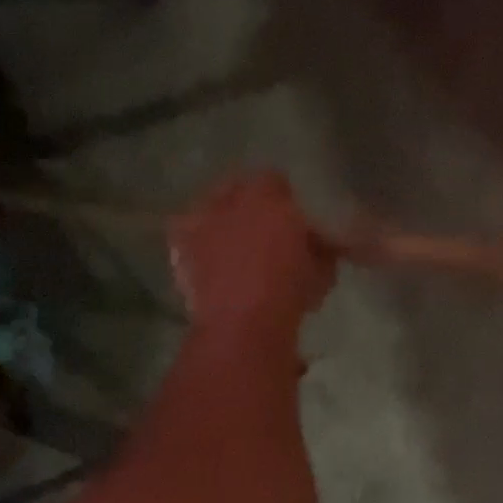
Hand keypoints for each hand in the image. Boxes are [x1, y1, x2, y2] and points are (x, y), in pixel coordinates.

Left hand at [171, 175, 335, 347]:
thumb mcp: (323, 271)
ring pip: (212, 204)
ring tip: (235, 239)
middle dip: (251, 201)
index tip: (293, 213)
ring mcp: (202, 217)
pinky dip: (199, 236)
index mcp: (272, 198)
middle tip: (265, 225)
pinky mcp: (180, 241)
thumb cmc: (290, 292)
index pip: (277, 180)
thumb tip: (322, 242)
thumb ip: (321, 247)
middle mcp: (233, 198)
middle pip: (240, 186)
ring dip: (223, 216)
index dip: (285, 196)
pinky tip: (210, 255)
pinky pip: (189, 229)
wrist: (243, 322)